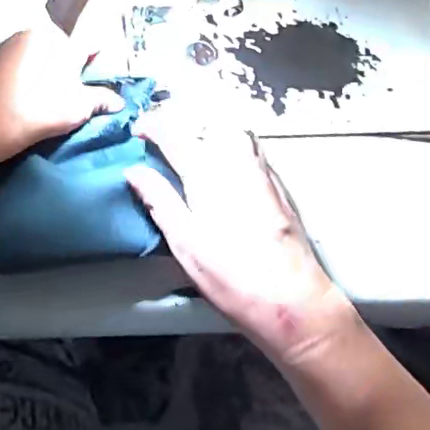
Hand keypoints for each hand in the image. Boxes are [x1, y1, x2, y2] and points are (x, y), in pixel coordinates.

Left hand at [0, 28, 124, 164]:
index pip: (85, 47)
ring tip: (43, 91)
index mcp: (62, 41)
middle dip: (63, 62)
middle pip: (59, 47)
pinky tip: (23, 91)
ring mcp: (13, 43)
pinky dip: (22, 72)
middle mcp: (38, 33)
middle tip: (66, 88)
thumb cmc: (44, 108)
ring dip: (41, 66)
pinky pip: (17, 61)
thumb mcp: (79, 107)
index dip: (91, 59)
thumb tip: (119, 101)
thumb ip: (101, 99)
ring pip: (36, 52)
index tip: (93, 69)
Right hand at [128, 107, 359, 364]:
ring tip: (194, 150)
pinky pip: (252, 150)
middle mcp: (236, 165)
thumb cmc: (234, 279)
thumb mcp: (185, 244)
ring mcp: (262, 173)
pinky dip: (233, 147)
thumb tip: (134, 171)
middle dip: (182, 126)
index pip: (174, 135)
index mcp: (208, 176)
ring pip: (234, 134)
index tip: (138, 130)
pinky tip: (228, 168)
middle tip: (164, 139)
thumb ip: (159, 200)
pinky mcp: (279, 187)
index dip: (152, 125)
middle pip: (207, 126)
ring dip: (210, 133)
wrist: (296, 303)